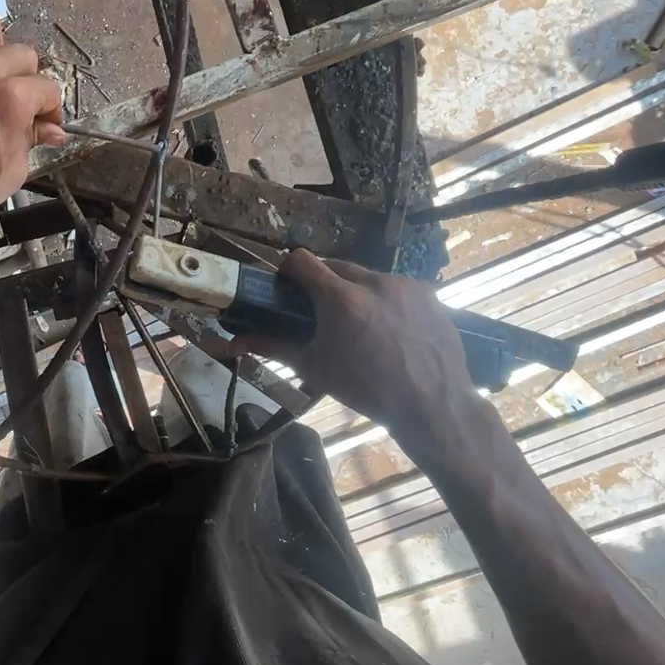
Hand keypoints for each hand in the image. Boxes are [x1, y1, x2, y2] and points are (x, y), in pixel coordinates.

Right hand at [241, 249, 475, 442]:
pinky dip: (385, 301)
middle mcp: (373, 281)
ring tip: (358, 325)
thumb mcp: (314, 368)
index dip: (288, 269)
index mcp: (340, 298)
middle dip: (323, 283)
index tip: (286, 286)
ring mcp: (405, 285)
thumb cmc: (365, 388)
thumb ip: (273, 347)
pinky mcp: (429, 294)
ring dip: (355, 292)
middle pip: (335, 266)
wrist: (431, 405)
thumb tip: (233, 343)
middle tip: (319, 312)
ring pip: (368, 277)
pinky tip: (389, 330)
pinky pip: (396, 288)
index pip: (301, 260)